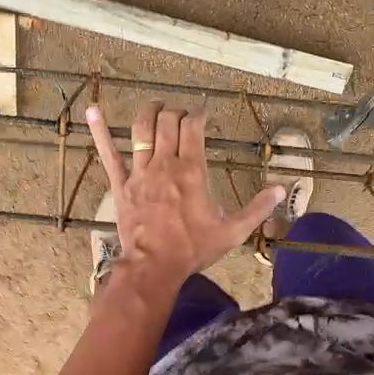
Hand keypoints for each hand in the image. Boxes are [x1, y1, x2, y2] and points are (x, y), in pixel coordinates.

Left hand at [86, 102, 284, 287]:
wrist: (154, 267)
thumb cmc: (193, 249)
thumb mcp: (232, 232)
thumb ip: (257, 209)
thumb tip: (281, 190)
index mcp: (192, 171)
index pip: (194, 128)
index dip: (199, 115)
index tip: (204, 115)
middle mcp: (165, 164)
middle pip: (168, 122)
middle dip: (177, 112)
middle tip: (183, 116)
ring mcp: (140, 172)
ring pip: (142, 130)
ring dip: (149, 112)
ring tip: (157, 107)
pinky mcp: (121, 185)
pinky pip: (110, 154)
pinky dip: (100, 131)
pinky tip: (93, 111)